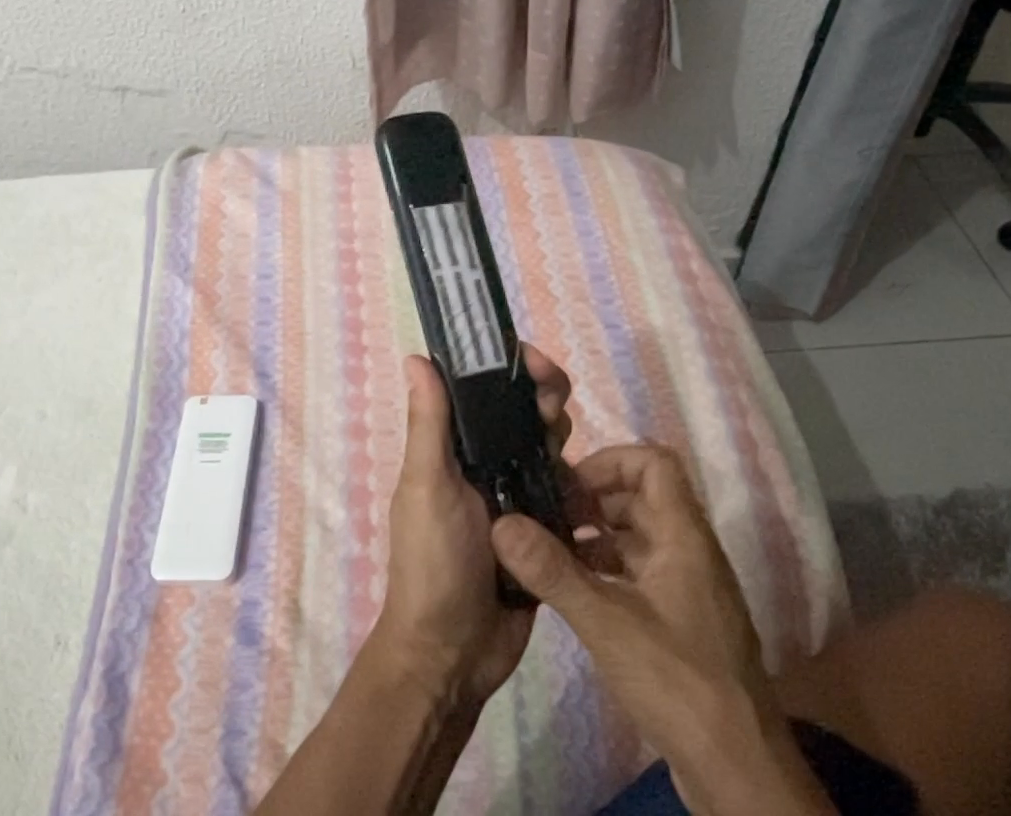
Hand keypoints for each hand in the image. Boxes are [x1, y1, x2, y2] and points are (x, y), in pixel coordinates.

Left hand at [369, 347, 572, 707]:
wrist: (455, 652)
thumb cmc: (434, 564)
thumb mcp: (427, 488)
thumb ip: (429, 426)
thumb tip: (415, 358)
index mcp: (452, 451)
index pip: (482, 392)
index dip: (509, 369)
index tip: (535, 364)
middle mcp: (484, 467)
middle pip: (523, 415)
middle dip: (545, 400)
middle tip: (554, 414)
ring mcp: (515, 500)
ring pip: (551, 451)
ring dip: (565, 443)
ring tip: (568, 459)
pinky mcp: (543, 532)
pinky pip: (569, 496)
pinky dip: (581, 487)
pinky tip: (594, 490)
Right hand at [490, 446, 829, 814]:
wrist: (734, 762)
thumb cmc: (676, 679)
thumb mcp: (606, 622)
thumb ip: (553, 571)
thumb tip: (502, 523)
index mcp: (684, 537)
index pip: (653, 464)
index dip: (608, 462)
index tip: (564, 485)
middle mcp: (690, 552)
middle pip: (641, 500)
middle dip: (591, 500)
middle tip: (542, 517)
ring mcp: (687, 588)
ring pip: (638, 539)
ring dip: (595, 537)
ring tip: (546, 551)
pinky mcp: (680, 620)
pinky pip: (639, 574)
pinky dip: (606, 571)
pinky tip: (571, 591)